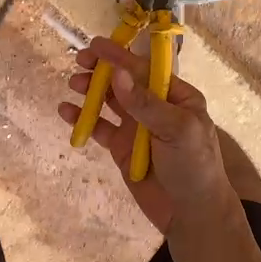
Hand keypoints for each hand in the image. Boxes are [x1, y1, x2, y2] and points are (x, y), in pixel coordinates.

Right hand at [57, 37, 236, 234]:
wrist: (192, 216)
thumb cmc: (194, 167)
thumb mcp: (177, 131)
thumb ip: (145, 103)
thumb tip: (119, 73)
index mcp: (176, 96)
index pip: (145, 69)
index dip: (120, 56)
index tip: (95, 45)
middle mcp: (155, 107)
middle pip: (124, 80)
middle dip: (102, 70)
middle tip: (79, 62)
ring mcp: (137, 127)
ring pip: (109, 101)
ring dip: (91, 90)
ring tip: (73, 84)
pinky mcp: (121, 148)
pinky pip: (99, 127)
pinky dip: (83, 118)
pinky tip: (66, 112)